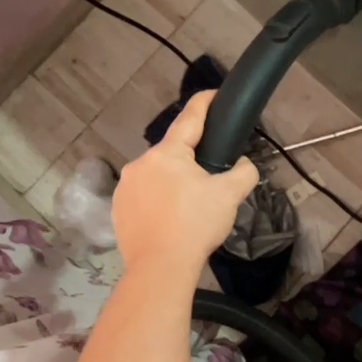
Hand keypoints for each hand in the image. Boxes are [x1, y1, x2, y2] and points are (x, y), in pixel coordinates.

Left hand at [112, 91, 260, 273]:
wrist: (159, 266)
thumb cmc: (195, 224)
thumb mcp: (231, 195)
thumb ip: (244, 171)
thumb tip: (242, 164)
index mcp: (167, 153)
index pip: (189, 119)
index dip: (204, 104)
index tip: (213, 94)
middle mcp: (140, 163)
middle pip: (173, 154)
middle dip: (191, 162)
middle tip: (211, 182)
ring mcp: (125, 187)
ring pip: (157, 176)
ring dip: (173, 184)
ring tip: (190, 207)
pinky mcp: (118, 210)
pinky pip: (144, 197)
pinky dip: (158, 202)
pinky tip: (171, 221)